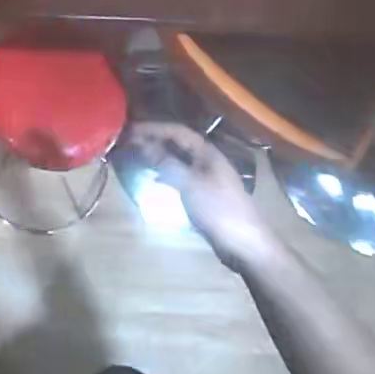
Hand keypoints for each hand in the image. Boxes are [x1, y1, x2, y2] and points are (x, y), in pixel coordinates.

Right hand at [127, 122, 282, 272]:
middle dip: (152, 141)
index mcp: (206, 151)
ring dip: (156, 157)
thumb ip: (165, 162)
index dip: (152, 128)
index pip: (175, 130)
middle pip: (175, 144)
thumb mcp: (190, 184)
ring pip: (176, 160)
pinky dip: (164, 175)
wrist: (246, 245)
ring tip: (135, 158)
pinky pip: (179, 177)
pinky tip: (151, 180)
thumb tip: (141, 143)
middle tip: (128, 143)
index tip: (129, 129)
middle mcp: (206, 159)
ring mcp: (205, 177)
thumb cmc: (219, 209)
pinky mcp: (203, 195)